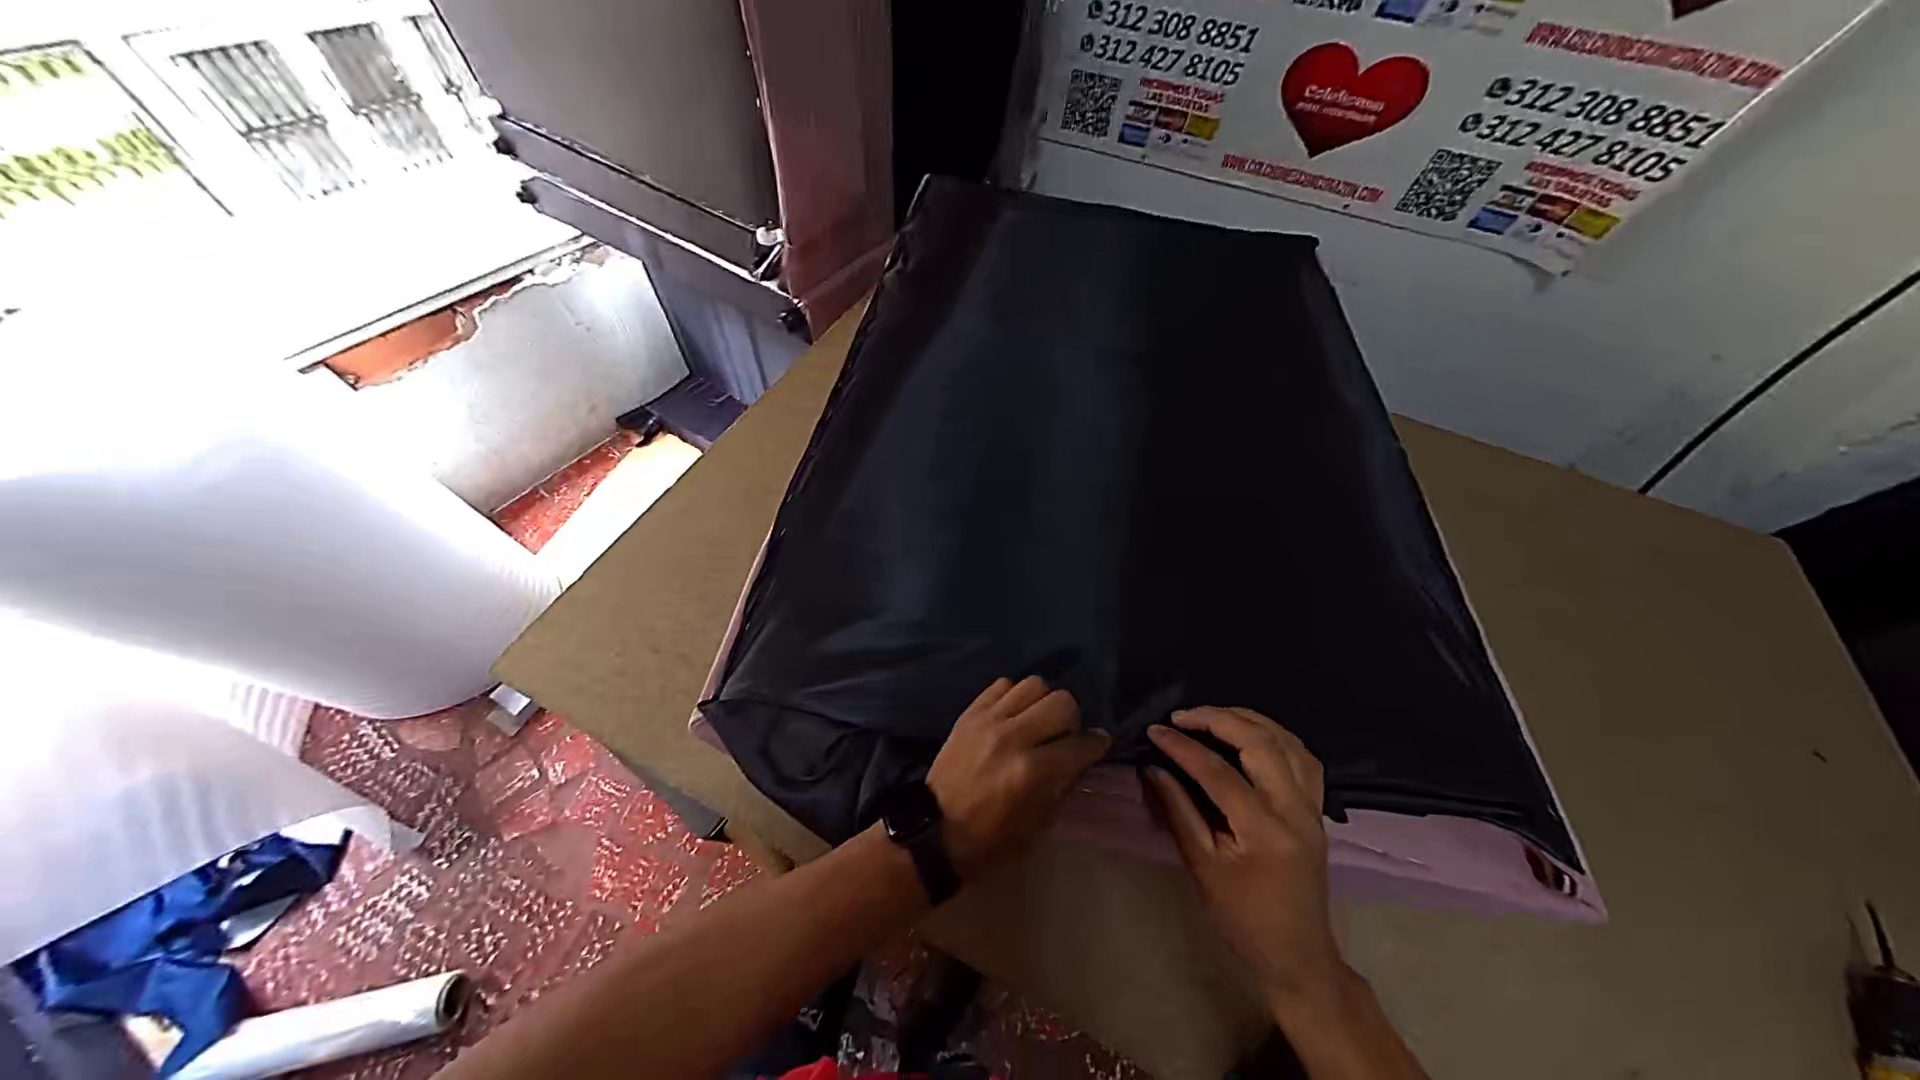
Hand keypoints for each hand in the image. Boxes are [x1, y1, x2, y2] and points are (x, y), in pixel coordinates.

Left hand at [926, 676, 1111, 878]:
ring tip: (1037, 722)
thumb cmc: (992, 838)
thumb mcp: (1040, 824)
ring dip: (1043, 703)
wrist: (936, 830)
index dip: (1097, 744)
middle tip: (1063, 736)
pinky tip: (1012, 715)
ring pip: (1034, 684)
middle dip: (1072, 720)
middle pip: (1062, 702)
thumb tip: (1083, 755)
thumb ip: (1064, 784)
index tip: (1099, 744)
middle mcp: (1013, 737)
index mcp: (1033, 771)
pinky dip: (1014, 696)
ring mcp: (988, 720)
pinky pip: (1002, 684)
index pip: (1081, 744)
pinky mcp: (970, 712)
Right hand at [1144, 707, 1346, 1010]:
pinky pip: (1303, 758)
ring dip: (1248, 720)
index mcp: (1263, 829)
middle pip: (1260, 742)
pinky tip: (1252, 734)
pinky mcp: (1317, 809)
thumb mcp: (1202, 866)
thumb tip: (1154, 769)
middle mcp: (1295, 809)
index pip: (1217, 771)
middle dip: (1217, 719)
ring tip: (1212, 715)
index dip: (1182, 746)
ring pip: (1287, 741)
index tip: (1155, 730)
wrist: (1296, 953)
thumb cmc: (1242, 916)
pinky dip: (1276, 736)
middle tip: (1182, 715)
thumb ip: (1179, 811)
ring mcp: (1312, 807)